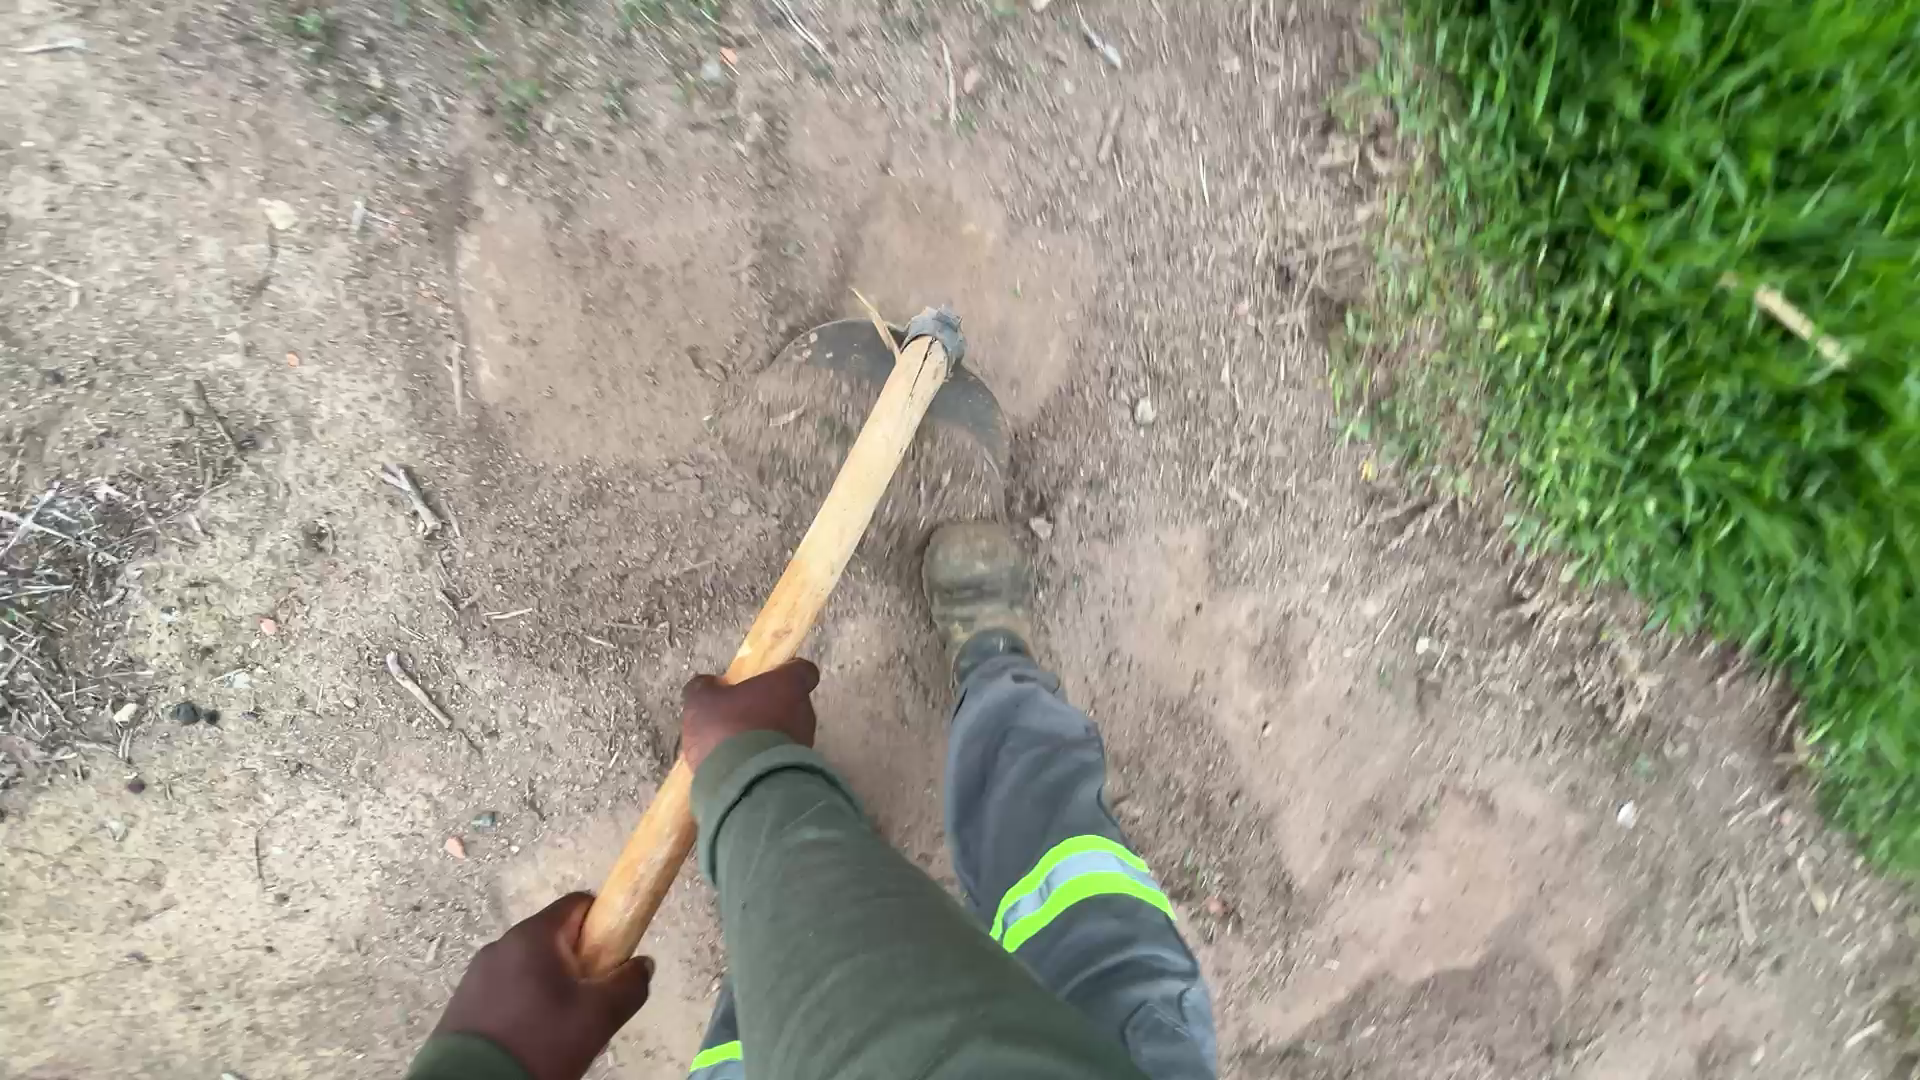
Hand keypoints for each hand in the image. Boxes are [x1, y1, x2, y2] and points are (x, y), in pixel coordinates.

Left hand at [432, 893, 652, 1079]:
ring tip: (556, 1031)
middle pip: (556, 938)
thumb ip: (631, 983)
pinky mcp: (458, 1009)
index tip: (611, 960)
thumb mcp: (599, 1017)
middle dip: (578, 963)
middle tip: (587, 1003)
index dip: (603, 924)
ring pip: (530, 968)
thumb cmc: (539, 1044)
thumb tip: (641, 965)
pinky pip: (505, 993)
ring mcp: (474, 978)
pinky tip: (528, 1043)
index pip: (580, 903)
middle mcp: (501, 945)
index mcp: (533, 936)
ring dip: (550, 988)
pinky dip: (522, 1008)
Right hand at [681, 659, 819, 771]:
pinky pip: (782, 755)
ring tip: (738, 746)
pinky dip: (767, 757)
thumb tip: (708, 683)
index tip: (768, 678)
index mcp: (789, 685)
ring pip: (788, 729)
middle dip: (770, 706)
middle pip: (792, 701)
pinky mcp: (799, 768)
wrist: (745, 782)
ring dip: (768, 734)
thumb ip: (706, 687)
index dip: (787, 672)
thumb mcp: (702, 702)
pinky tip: (743, 766)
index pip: (803, 670)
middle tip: (741, 715)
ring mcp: (805, 740)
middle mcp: (805, 709)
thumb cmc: (727, 729)